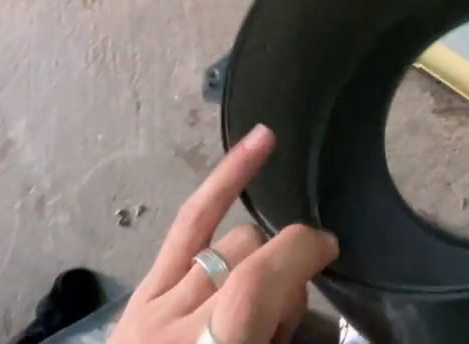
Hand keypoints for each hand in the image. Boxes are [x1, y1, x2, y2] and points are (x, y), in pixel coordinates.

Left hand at [110, 125, 338, 343]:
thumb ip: (286, 337)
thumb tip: (307, 299)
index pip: (260, 278)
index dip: (305, 253)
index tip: (332, 253)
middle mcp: (171, 328)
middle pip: (248, 258)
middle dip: (284, 274)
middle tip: (290, 325)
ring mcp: (147, 311)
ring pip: (224, 243)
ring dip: (259, 259)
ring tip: (266, 305)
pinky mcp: (136, 305)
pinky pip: (186, 229)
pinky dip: (224, 183)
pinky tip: (260, 144)